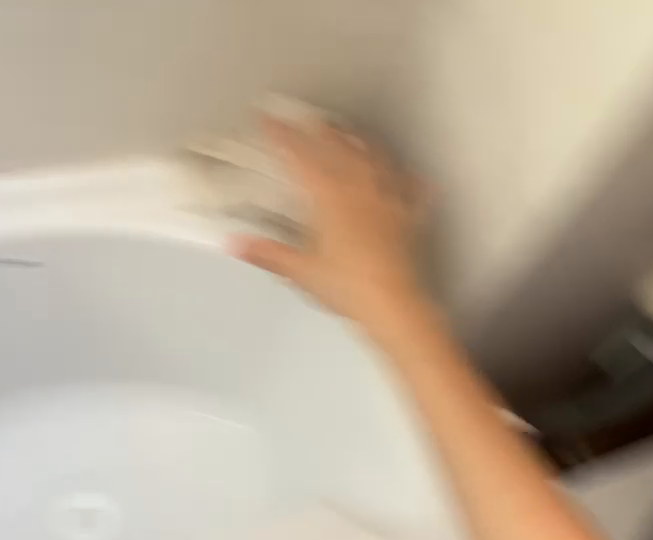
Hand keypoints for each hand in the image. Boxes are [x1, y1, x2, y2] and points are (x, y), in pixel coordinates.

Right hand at [233, 116, 432, 331]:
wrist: (396, 307)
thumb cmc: (351, 290)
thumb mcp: (303, 273)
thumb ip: (269, 254)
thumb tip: (239, 244)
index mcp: (330, 196)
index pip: (299, 154)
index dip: (281, 134)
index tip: (268, 119)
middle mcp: (361, 188)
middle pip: (339, 146)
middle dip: (321, 130)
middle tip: (310, 122)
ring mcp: (391, 198)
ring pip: (376, 157)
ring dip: (362, 142)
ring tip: (353, 134)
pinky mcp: (413, 216)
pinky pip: (413, 188)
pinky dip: (408, 178)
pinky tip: (408, 174)